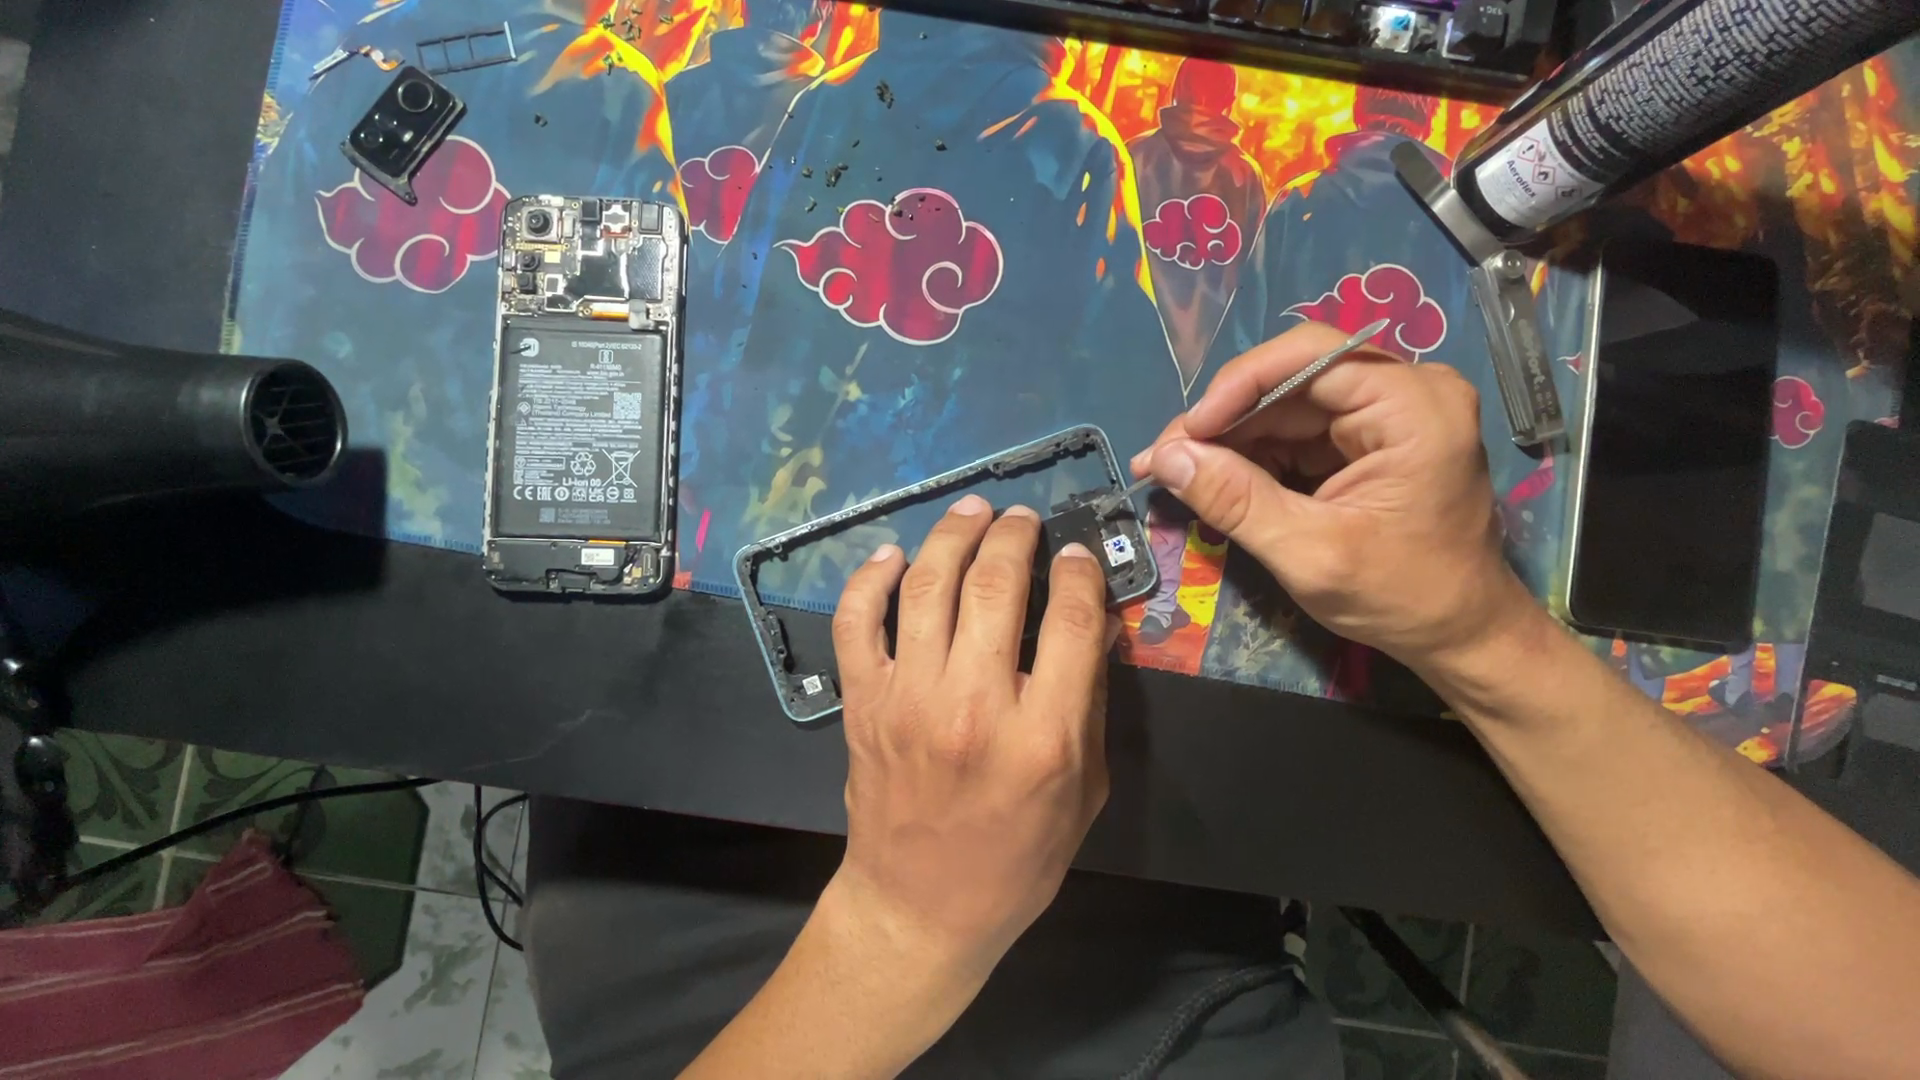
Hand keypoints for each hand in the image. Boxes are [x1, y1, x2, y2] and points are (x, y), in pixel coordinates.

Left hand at [828, 494, 1115, 976]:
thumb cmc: (1017, 857)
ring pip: (927, 587)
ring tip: (971, 510)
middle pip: (996, 586)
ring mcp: (908, 697)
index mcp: (1042, 735)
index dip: (1080, 573)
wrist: (920, 905)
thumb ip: (1092, 702)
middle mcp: (973, 704)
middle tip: (1022, 518)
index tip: (1077, 554)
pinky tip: (892, 554)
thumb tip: (1095, 623)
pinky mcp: (862, 701)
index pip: (1071, 620)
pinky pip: (856, 621)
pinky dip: (869, 579)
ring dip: (951, 535)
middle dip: (1014, 536)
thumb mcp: (1084, 788)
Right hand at [1133, 321, 1534, 669]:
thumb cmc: (1399, 597)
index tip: (1184, 434)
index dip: (1236, 387)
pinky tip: (1206, 477)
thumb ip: (1236, 501)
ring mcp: (1383, 416)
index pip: (1309, 359)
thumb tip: (1164, 458)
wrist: (1457, 635)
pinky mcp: (1363, 441)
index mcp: (1413, 407)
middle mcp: (1403, 393)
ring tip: (1170, 470)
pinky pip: (1292, 433)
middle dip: (1220, 420)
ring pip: (1282, 407)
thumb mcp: (1309, 553)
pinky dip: (1246, 457)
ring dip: (1225, 440)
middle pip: (1289, 380)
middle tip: (1161, 458)